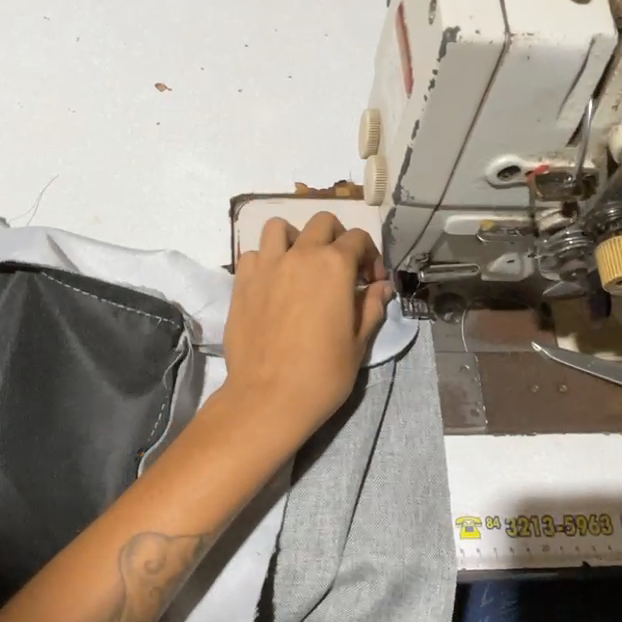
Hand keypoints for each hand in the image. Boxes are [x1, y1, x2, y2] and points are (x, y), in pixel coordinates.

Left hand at [221, 212, 391, 447]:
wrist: (268, 398)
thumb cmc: (322, 375)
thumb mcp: (357, 343)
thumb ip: (370, 308)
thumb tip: (381, 287)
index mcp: (334, 266)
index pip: (358, 238)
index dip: (370, 257)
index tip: (371, 282)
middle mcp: (299, 255)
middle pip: (321, 223)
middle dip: (336, 238)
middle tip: (340, 268)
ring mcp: (266, 266)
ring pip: (279, 228)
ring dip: (294, 238)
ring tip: (300, 265)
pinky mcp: (241, 283)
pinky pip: (253, 254)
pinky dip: (265, 260)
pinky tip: (272, 284)